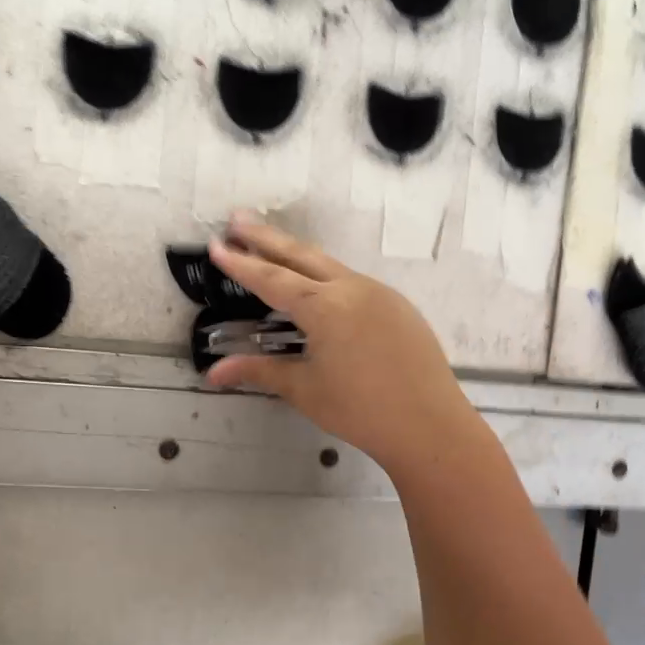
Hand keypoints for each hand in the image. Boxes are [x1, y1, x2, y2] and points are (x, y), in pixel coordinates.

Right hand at [205, 213, 477, 475]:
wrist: (431, 426)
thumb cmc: (360, 409)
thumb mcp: (304, 389)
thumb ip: (258, 371)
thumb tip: (213, 372)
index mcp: (324, 307)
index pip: (271, 279)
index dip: (240, 263)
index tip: (216, 244)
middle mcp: (351, 289)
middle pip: (300, 255)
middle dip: (265, 237)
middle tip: (237, 218)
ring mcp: (378, 294)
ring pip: (328, 264)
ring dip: (294, 251)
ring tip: (269, 243)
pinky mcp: (396, 306)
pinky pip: (350, 280)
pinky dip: (322, 273)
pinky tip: (314, 283)